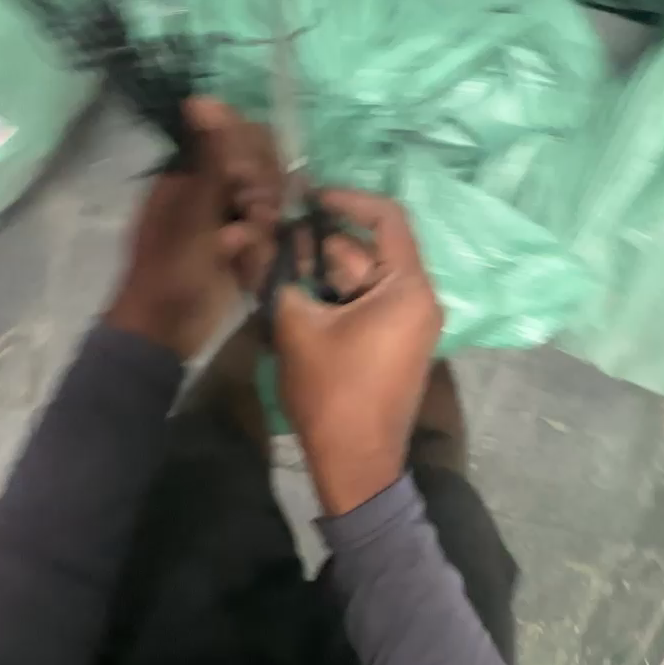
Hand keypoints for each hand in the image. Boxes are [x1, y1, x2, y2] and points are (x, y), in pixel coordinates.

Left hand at [103, 98, 280, 357]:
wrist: (166, 331)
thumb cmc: (171, 270)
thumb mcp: (194, 212)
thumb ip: (211, 159)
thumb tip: (201, 97)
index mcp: (193, 173)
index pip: (243, 141)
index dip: (255, 163)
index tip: (249, 192)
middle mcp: (214, 190)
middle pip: (262, 174)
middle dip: (260, 205)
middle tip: (241, 233)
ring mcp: (230, 220)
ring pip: (270, 209)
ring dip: (260, 235)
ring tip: (239, 257)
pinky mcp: (243, 249)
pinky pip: (269, 239)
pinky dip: (260, 256)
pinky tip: (246, 272)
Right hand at [273, 189, 442, 514]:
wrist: (356, 466)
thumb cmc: (332, 393)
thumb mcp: (295, 325)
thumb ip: (272, 272)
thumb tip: (244, 233)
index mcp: (408, 287)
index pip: (387, 218)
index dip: (346, 200)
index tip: (307, 199)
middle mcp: (418, 298)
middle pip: (365, 251)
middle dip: (316, 247)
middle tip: (270, 245)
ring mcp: (409, 322)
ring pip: (359, 279)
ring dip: (318, 275)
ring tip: (274, 276)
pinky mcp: (395, 342)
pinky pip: (365, 303)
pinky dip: (333, 298)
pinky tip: (294, 304)